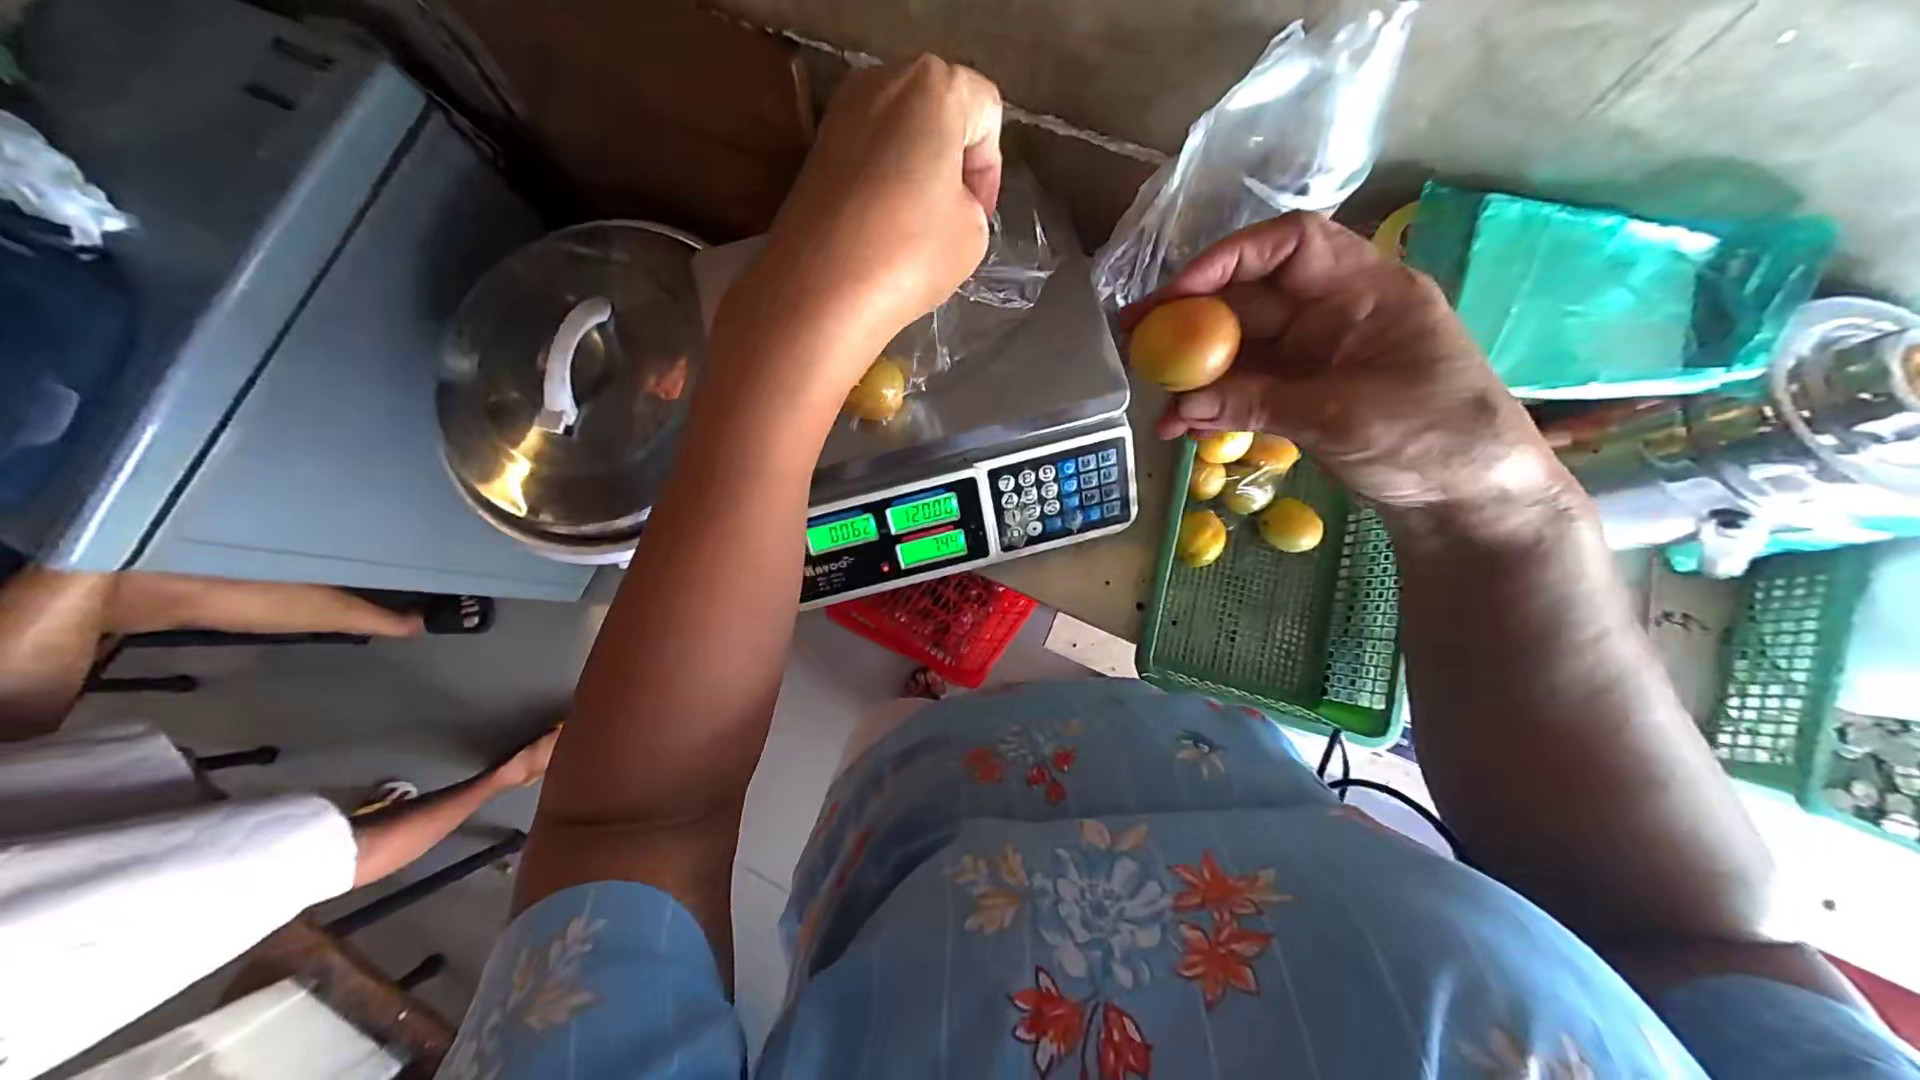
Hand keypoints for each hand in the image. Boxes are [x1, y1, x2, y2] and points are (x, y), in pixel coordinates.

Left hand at [736, 56, 1002, 386]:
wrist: (819, 290)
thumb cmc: (909, 252)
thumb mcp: (974, 233)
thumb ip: (973, 201)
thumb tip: (946, 200)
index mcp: (932, 84)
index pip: (986, 112)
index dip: (990, 168)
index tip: (980, 216)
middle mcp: (881, 81)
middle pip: (939, 112)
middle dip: (953, 161)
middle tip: (955, 216)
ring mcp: (840, 113)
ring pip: (900, 134)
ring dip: (917, 173)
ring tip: (918, 227)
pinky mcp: (813, 150)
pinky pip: (868, 156)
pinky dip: (883, 184)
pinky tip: (883, 229)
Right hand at [1132, 212, 1577, 532]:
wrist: (1466, 498)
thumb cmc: (1433, 437)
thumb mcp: (1344, 416)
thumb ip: (1259, 404)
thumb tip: (1182, 404)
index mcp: (1362, 291)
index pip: (1290, 246)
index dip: (1229, 258)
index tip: (1178, 293)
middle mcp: (1330, 315)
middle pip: (1248, 300)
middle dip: (1190, 318)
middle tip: (1135, 339)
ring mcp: (1311, 359)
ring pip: (1238, 351)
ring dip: (1194, 373)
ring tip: (1153, 397)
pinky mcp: (1298, 396)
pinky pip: (1244, 392)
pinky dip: (1212, 407)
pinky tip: (1180, 427)